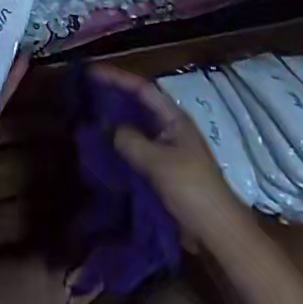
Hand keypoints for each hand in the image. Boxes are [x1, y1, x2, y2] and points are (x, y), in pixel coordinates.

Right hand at [90, 65, 249, 240]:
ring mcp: (167, 149)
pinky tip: (102, 149)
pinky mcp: (162, 170)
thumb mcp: (158, 162)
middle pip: (138, 104)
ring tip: (89, 117)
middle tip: (86, 93)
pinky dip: (120, 146)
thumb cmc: (191, 189)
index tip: (92, 72)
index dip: (117, 78)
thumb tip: (107, 126)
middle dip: (114, 97)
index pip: (142, 89)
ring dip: (115, 122)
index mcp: (174, 118)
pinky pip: (136, 150)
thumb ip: (130, 140)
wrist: (216, 232)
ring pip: (136, 128)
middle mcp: (170, 128)